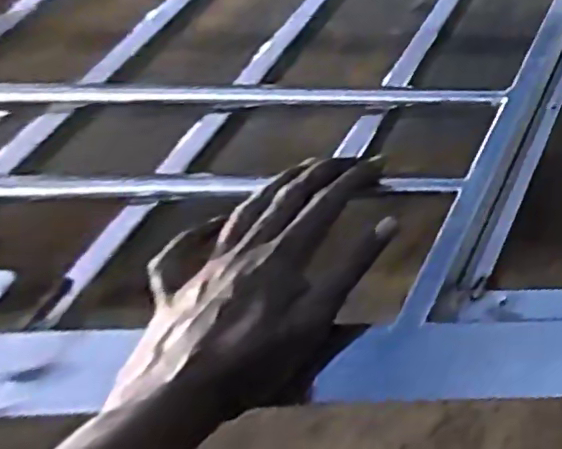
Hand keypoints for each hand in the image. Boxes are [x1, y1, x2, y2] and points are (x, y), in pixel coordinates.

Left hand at [104, 158, 396, 421]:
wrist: (169, 403)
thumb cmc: (254, 359)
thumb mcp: (317, 316)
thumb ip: (353, 267)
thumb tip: (391, 222)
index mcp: (284, 254)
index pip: (327, 203)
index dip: (356, 178)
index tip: (380, 162)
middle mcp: (246, 251)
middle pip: (285, 198)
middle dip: (319, 172)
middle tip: (346, 158)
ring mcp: (203, 270)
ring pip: (241, 213)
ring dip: (273, 186)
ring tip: (295, 171)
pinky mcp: (172, 293)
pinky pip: (177, 254)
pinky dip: (196, 232)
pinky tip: (213, 223)